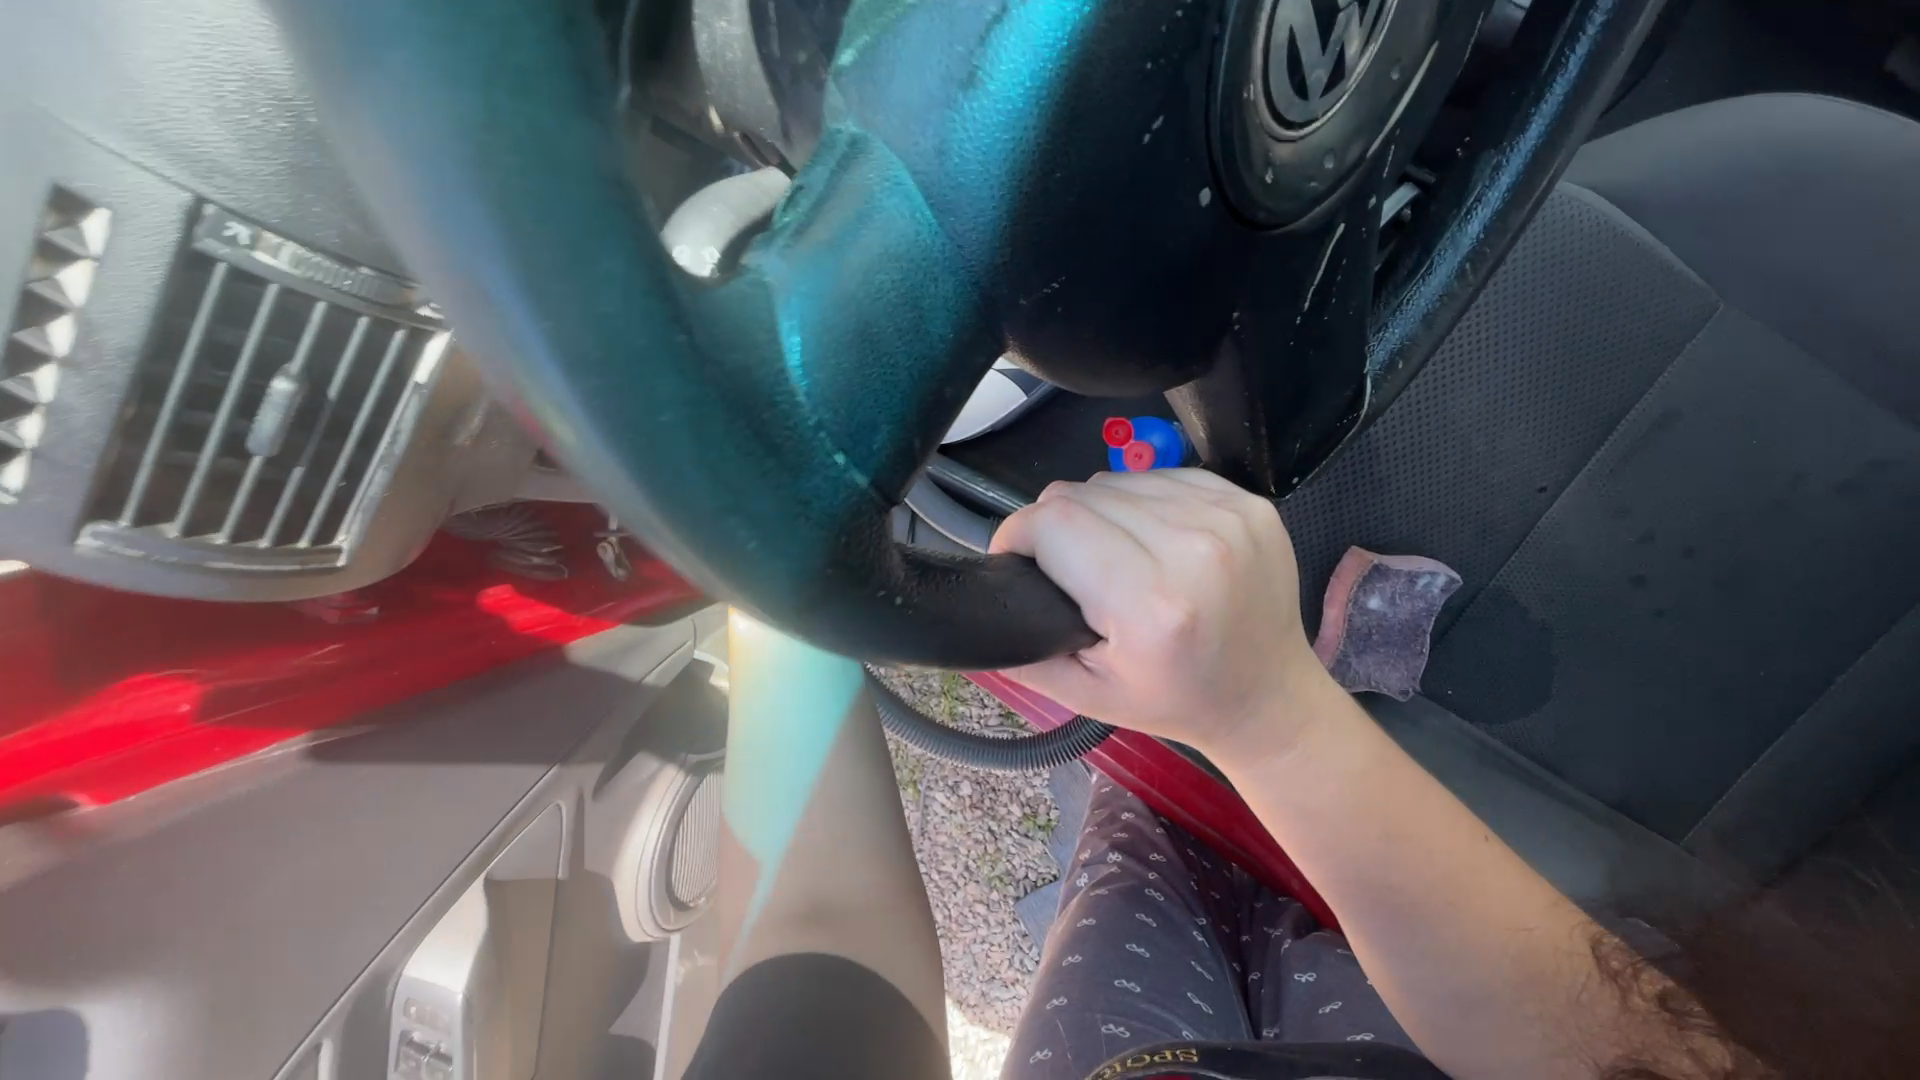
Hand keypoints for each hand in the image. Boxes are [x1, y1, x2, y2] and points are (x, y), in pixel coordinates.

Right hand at [990, 469, 1332, 755]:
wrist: (1268, 696)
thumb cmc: (1174, 700)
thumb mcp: (1085, 695)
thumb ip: (1023, 647)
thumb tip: (982, 599)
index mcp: (1150, 604)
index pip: (1054, 522)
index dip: (1018, 534)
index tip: (1016, 558)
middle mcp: (1193, 549)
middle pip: (1081, 493)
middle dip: (1055, 525)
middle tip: (1065, 567)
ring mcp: (1227, 517)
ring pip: (1117, 478)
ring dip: (1097, 510)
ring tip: (1110, 555)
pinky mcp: (1247, 501)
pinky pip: (1160, 476)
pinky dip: (1140, 501)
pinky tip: (1149, 539)